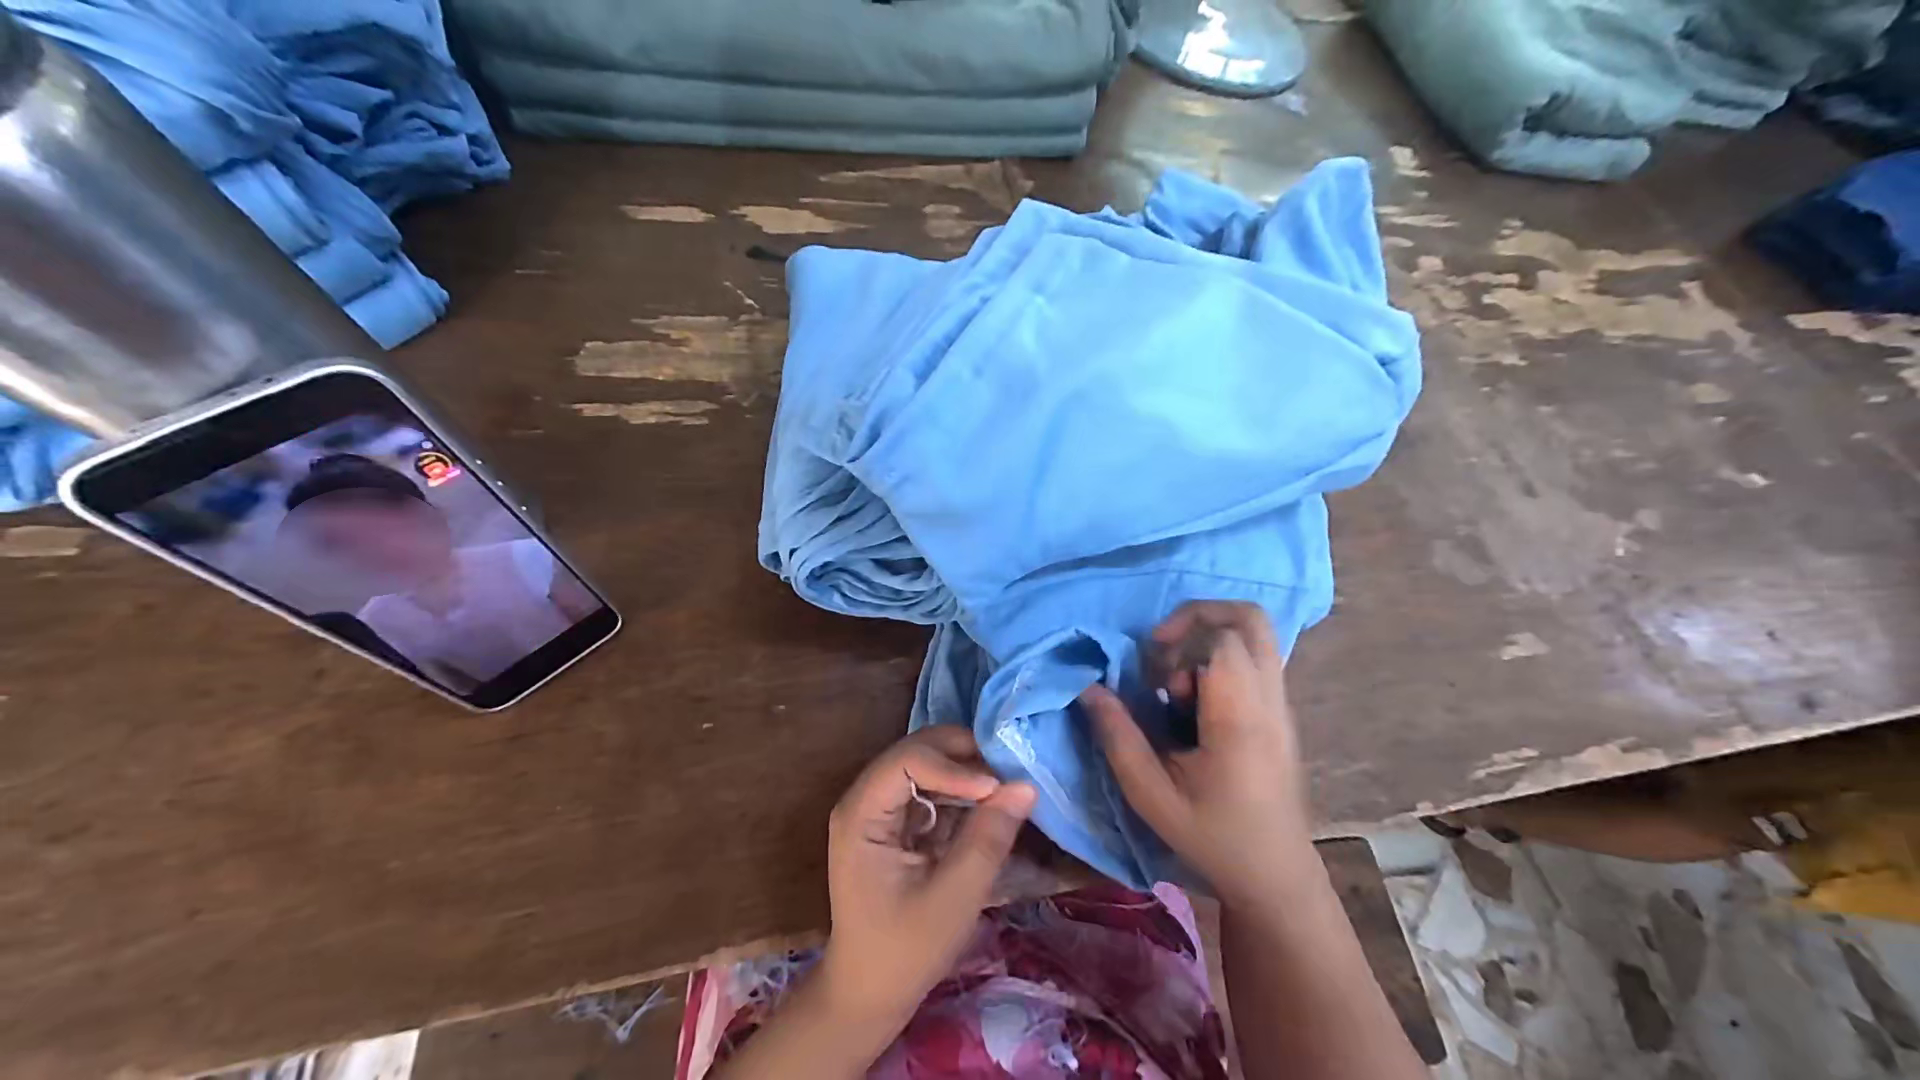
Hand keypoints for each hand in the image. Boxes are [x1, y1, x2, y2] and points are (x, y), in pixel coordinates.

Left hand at [818, 726, 1036, 1024]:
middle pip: (916, 751)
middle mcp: (864, 798)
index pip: (908, 760)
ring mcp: (879, 808)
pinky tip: (988, 804)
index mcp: (861, 813)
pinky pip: (931, 787)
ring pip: (926, 763)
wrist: (869, 993)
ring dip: (966, 771)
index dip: (954, 766)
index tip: (995, 789)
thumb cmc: (904, 951)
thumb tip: (1024, 786)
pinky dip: (961, 791)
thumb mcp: (953, 898)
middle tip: (1008, 774)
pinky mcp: (896, 821)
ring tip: (1005, 788)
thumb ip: (987, 839)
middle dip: (963, 757)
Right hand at [1081, 601, 1314, 905]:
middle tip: (1162, 652)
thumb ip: (1118, 736)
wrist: (1276, 876)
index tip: (1151, 674)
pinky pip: (1253, 660)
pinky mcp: (1279, 714)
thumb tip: (1088, 688)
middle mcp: (1270, 699)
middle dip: (1198, 617)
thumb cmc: (1212, 837)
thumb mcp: (1151, 794)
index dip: (1179, 636)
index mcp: (1241, 717)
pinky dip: (1219, 662)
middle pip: (1250, 618)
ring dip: (1207, 643)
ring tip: (1176, 688)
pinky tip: (1193, 705)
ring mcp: (1281, 705)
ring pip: (1254, 636)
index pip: (1223, 637)